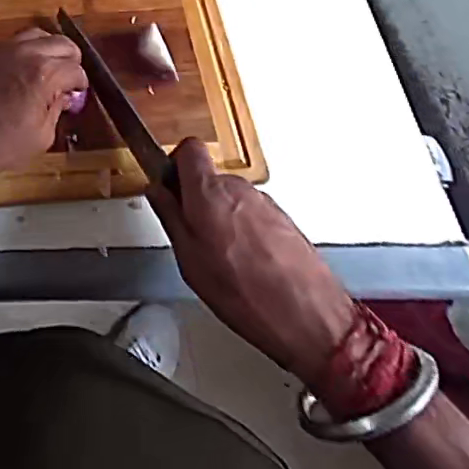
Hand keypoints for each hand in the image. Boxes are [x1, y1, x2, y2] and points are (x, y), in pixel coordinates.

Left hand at [0, 27, 86, 195]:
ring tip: (45, 74)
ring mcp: (2, 48)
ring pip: (38, 35)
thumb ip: (58, 108)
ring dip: (48, 51)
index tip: (76, 97)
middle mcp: (25, 53)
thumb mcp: (42, 135)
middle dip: (69, 62)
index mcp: (43, 74)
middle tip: (65, 83)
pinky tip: (20, 74)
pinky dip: (24, 52)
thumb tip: (65, 96)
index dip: (80, 86)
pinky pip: (13, 42)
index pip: (76, 70)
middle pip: (63, 43)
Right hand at [148, 139, 356, 389]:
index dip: (175, 163)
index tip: (169, 185)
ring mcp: (264, 202)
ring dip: (221, 216)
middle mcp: (239, 189)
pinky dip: (243, 228)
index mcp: (209, 193)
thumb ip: (170, 217)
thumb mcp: (190, 260)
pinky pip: (252, 212)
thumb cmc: (250, 296)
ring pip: (230, 196)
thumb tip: (157, 193)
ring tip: (219, 255)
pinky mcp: (283, 219)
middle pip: (208, 175)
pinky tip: (243, 263)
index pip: (188, 148)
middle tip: (190, 231)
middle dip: (196, 198)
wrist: (312, 320)